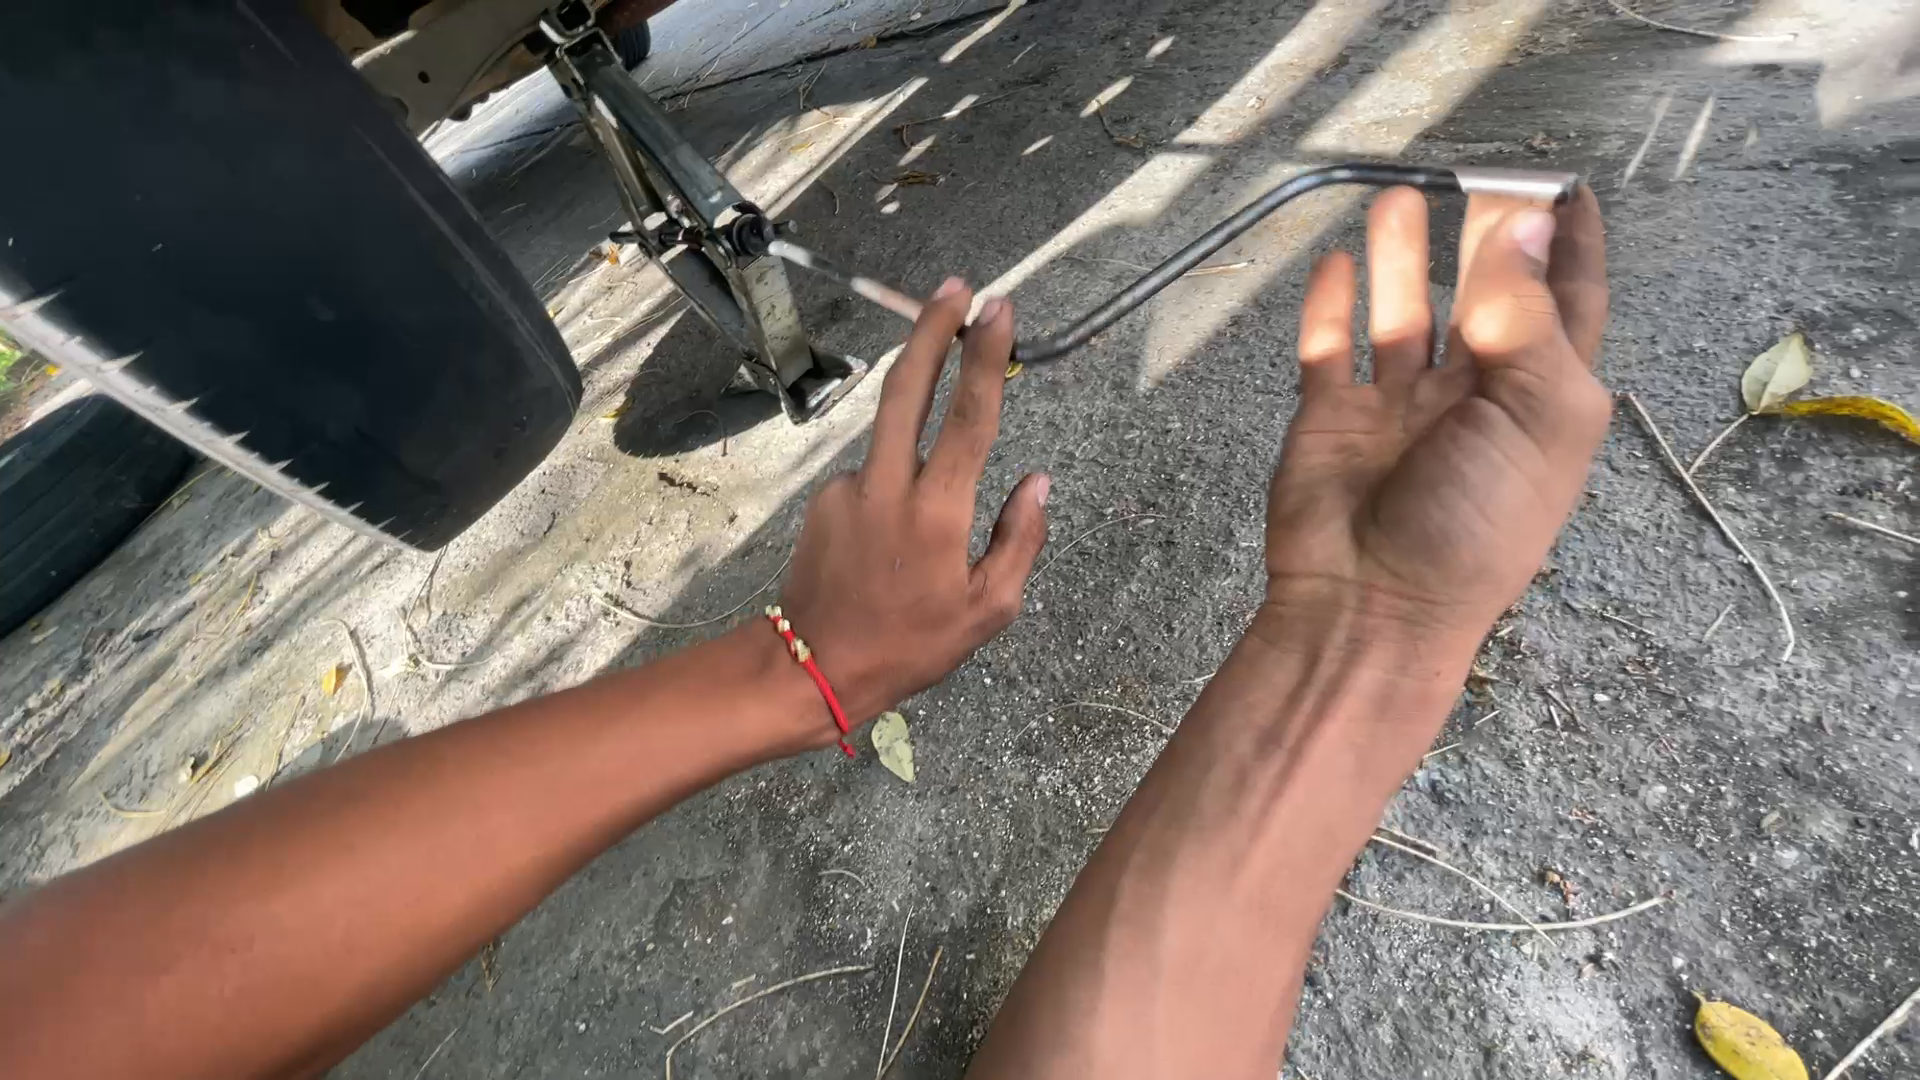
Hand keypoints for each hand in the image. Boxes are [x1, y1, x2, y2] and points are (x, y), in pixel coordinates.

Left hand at [779, 278, 1049, 727]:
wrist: (811, 668)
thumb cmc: (911, 645)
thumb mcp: (988, 611)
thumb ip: (1020, 540)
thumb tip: (1038, 482)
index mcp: (937, 513)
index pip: (970, 418)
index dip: (985, 357)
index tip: (997, 306)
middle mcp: (887, 486)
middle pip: (906, 388)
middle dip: (930, 330)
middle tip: (953, 287)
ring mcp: (846, 487)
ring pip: (892, 442)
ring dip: (915, 453)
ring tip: (912, 545)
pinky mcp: (822, 497)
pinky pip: (871, 478)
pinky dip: (891, 494)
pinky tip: (884, 550)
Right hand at [1258, 185, 1609, 670]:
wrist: (1369, 599)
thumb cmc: (1474, 521)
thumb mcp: (1534, 419)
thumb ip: (1525, 320)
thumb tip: (1526, 224)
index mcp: (1538, 398)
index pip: (1566, 305)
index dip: (1570, 248)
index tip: (1566, 188)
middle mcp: (1467, 395)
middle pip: (1476, 300)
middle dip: (1478, 242)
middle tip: (1472, 183)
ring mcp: (1392, 407)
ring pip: (1398, 317)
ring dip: (1397, 261)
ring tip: (1394, 200)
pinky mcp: (1328, 418)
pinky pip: (1330, 353)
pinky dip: (1329, 310)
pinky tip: (1336, 266)